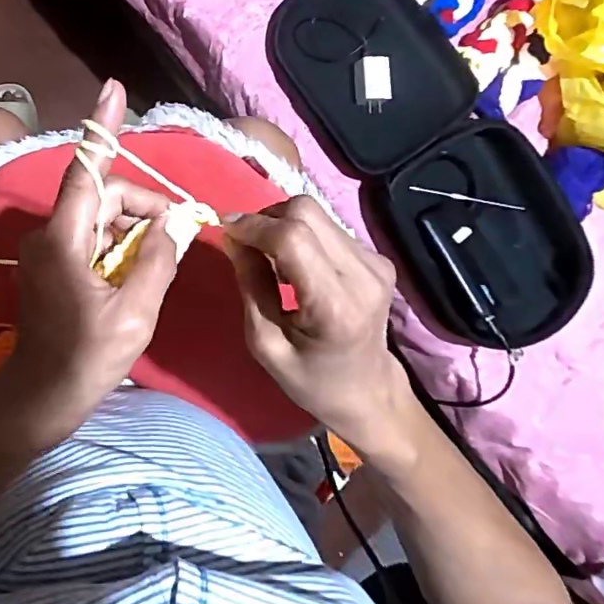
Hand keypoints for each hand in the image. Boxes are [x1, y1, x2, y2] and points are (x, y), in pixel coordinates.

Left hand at [0, 79, 180, 448]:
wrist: (42, 398)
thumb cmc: (87, 359)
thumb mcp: (135, 312)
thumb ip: (158, 260)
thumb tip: (174, 223)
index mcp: (64, 240)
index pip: (86, 170)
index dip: (101, 128)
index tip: (113, 89)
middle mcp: (49, 234)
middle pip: (102, 194)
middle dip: (142, 207)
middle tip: (176, 237)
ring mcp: (47, 250)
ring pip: (99, 216)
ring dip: (133, 229)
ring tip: (157, 262)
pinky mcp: (51, 264)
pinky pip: (91, 237)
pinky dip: (118, 244)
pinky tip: (137, 272)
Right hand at [224, 197, 424, 465]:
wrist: (367, 391)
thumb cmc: (311, 379)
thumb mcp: (265, 344)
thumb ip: (250, 284)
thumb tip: (232, 236)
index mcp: (335, 306)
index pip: (292, 239)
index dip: (254, 226)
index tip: (225, 229)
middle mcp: (363, 275)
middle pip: (306, 212)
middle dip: (266, 218)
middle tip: (244, 242)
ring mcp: (376, 263)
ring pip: (316, 213)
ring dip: (282, 224)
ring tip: (269, 257)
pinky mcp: (378, 257)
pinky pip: (328, 226)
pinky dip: (301, 234)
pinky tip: (294, 263)